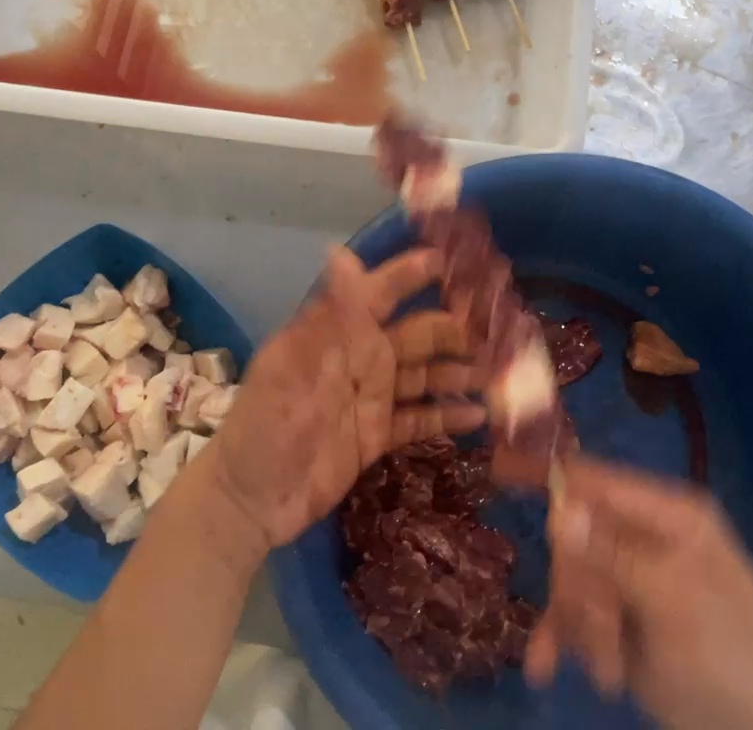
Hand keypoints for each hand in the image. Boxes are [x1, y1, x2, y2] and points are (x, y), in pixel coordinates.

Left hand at [208, 246, 486, 551]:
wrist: (251, 501)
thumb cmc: (264, 427)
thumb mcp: (291, 368)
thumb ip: (326, 315)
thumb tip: (341, 252)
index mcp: (339, 337)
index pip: (380, 294)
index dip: (411, 275)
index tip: (450, 261)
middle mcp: (361, 360)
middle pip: (417, 334)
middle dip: (455, 328)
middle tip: (501, 329)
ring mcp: (372, 399)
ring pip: (426, 375)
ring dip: (460, 372)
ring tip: (502, 374)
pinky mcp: (378, 436)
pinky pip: (420, 420)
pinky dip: (448, 416)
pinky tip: (480, 416)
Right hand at [528, 458, 752, 729]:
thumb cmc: (727, 652)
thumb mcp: (674, 599)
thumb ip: (614, 553)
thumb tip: (560, 511)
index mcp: (668, 516)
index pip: (598, 480)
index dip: (549, 473)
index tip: (498, 468)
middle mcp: (642, 538)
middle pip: (575, 538)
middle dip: (580, 589)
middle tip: (602, 626)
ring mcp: (625, 578)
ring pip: (569, 580)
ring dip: (580, 625)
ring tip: (608, 669)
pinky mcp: (613, 617)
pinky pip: (569, 616)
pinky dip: (560, 640)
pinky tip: (545, 669)